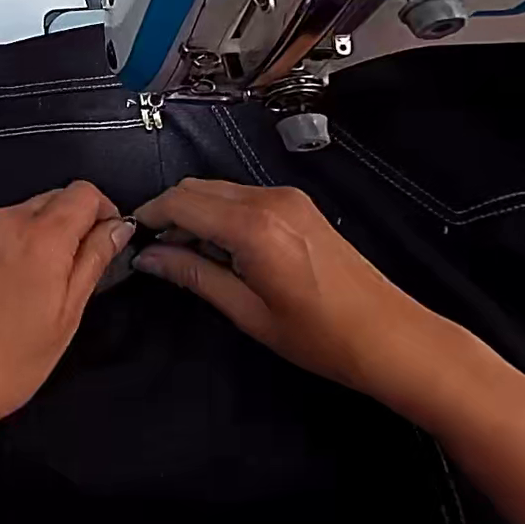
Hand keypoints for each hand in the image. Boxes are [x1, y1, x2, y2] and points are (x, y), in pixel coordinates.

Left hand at [0, 181, 133, 430]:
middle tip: (72, 269)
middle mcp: (9, 220)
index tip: (105, 238)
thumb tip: (118, 227)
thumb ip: (96, 258)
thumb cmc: (8, 361)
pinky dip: (12, 241)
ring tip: (34, 283)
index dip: (103, 211)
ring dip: (42, 232)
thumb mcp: (68, 313)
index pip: (85, 192)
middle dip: (73, 223)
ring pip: (28, 211)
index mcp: (42, 236)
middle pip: (57, 197)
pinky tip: (6, 282)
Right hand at [133, 178, 439, 403]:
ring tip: (189, 254)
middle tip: (158, 252)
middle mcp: (268, 197)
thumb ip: (194, 275)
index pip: (181, 201)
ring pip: (219, 189)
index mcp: (252, 225)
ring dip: (196, 212)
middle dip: (170, 212)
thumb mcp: (248, 312)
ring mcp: (286, 195)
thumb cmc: (318, 337)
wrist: (392, 335)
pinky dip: (221, 212)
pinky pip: (243, 196)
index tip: (133, 237)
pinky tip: (224, 247)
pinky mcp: (298, 202)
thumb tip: (148, 258)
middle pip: (198, 187)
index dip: (150, 214)